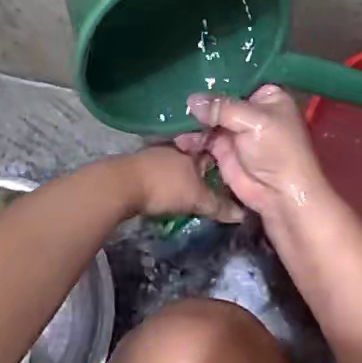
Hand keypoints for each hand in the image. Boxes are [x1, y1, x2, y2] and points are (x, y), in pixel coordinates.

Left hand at [111, 146, 244, 221]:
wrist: (120, 185)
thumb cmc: (164, 187)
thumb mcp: (197, 199)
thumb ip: (219, 206)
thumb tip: (242, 214)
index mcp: (191, 151)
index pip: (213, 151)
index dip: (223, 162)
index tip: (232, 174)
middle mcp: (173, 148)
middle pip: (193, 157)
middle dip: (200, 170)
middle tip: (211, 186)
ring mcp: (152, 155)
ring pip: (174, 164)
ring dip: (180, 175)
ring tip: (190, 191)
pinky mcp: (137, 167)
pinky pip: (158, 172)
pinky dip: (165, 181)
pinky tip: (166, 191)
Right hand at [174, 85, 326, 223]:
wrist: (279, 195)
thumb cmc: (276, 151)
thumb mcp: (253, 121)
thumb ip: (221, 108)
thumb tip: (191, 100)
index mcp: (267, 97)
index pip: (238, 81)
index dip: (216, 80)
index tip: (190, 74)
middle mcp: (250, 111)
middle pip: (220, 101)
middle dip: (200, 102)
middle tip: (174, 99)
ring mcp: (235, 131)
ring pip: (208, 119)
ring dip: (192, 121)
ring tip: (172, 120)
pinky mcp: (222, 150)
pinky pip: (202, 138)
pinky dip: (190, 137)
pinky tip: (176, 136)